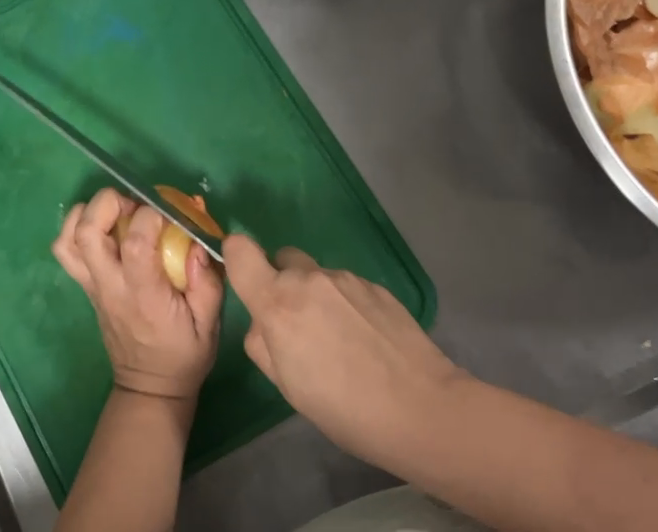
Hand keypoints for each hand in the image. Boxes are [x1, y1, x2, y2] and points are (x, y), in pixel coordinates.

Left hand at [53, 188, 222, 399]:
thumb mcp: (209, 324)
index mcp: (144, 296)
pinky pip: (66, 251)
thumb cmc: (184, 355)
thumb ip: (207, 283)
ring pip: (69, 239)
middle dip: (110, 203)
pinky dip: (76, 227)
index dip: (150, 216)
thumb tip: (197, 243)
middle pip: (88, 232)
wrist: (149, 387)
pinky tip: (103, 224)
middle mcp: (111, 287)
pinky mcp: (86, 286)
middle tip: (136, 204)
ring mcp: (93, 286)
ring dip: (88, 213)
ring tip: (117, 211)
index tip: (170, 211)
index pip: (134, 244)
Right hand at [224, 234, 463, 471]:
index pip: (240, 250)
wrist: (421, 408)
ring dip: (317, 296)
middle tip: (299, 325)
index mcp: (276, 303)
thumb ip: (262, 344)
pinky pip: (347, 287)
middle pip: (281, 259)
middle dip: (282, 283)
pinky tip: (366, 340)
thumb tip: (264, 324)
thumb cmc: (343, 407)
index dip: (237, 258)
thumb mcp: (286, 386)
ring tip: (341, 340)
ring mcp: (345, 279)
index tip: (246, 282)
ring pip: (317, 275)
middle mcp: (308, 279)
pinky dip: (347, 305)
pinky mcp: (376, 286)